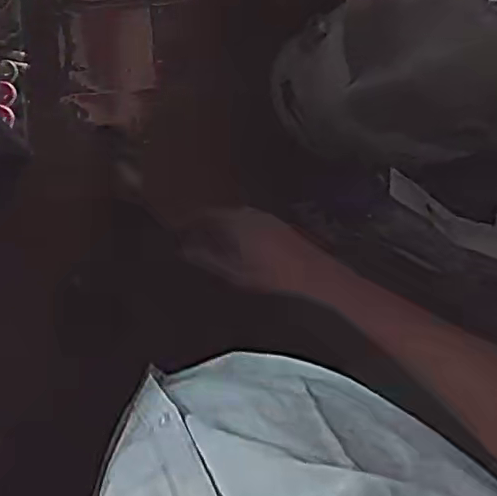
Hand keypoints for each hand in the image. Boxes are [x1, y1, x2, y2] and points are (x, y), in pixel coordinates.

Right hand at [182, 208, 350, 300]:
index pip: (204, 213)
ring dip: (222, 232)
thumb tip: (184, 250)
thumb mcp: (236, 274)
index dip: (188, 221)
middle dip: (204, 226)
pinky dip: (238, 236)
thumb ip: (208, 260)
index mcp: (239, 220)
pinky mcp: (280, 229)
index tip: (175, 230)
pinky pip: (250, 226)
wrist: (321, 282)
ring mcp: (268, 220)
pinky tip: (237, 255)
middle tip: (189, 241)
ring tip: (210, 251)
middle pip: (220, 215)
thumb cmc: (277, 280)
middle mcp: (253, 214)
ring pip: (236, 221)